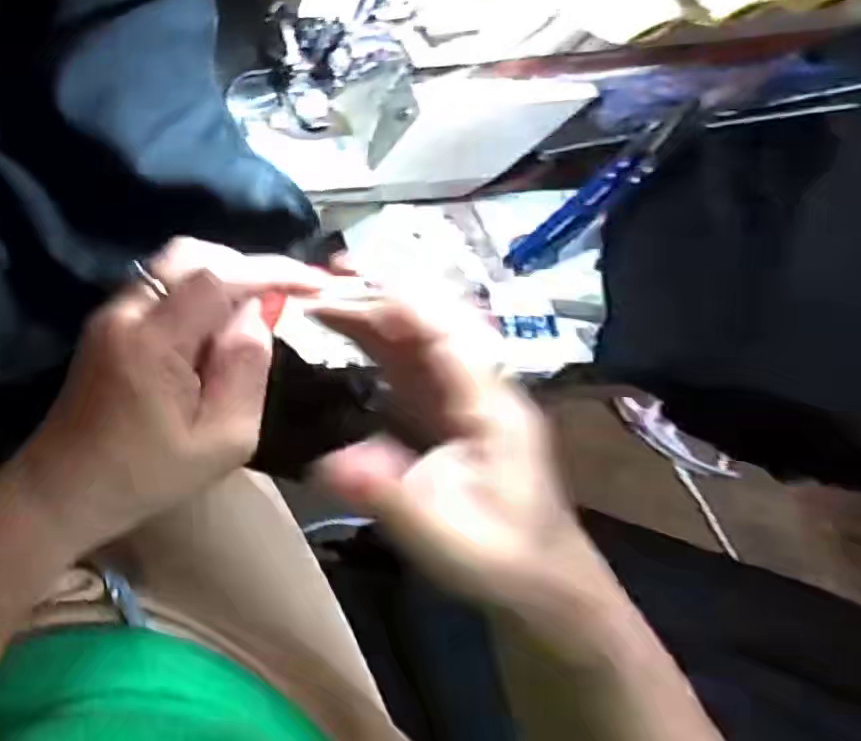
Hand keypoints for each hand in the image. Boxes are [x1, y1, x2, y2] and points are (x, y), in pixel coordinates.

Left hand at [6, 238, 332, 554]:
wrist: (66, 482)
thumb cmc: (146, 474)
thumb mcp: (221, 438)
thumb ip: (245, 366)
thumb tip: (256, 311)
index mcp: (151, 339)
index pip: (214, 276)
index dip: (268, 270)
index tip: (312, 282)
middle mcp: (123, 311)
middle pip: (185, 255)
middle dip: (240, 265)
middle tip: (279, 298)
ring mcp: (107, 314)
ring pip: (167, 267)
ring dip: (214, 276)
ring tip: (251, 312)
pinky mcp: (103, 324)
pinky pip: (153, 288)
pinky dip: (188, 291)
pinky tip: (211, 326)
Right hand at [308, 290, 606, 621]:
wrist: (544, 586)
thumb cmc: (502, 560)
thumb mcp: (443, 538)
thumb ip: (389, 496)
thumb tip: (330, 462)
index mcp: (490, 407)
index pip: (446, 335)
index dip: (399, 302)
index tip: (346, 281)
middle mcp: (477, 386)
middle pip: (431, 319)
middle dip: (379, 289)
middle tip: (320, 273)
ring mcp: (458, 391)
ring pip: (415, 329)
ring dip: (370, 303)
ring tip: (317, 288)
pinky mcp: (438, 402)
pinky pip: (403, 350)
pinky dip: (369, 328)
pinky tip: (336, 319)